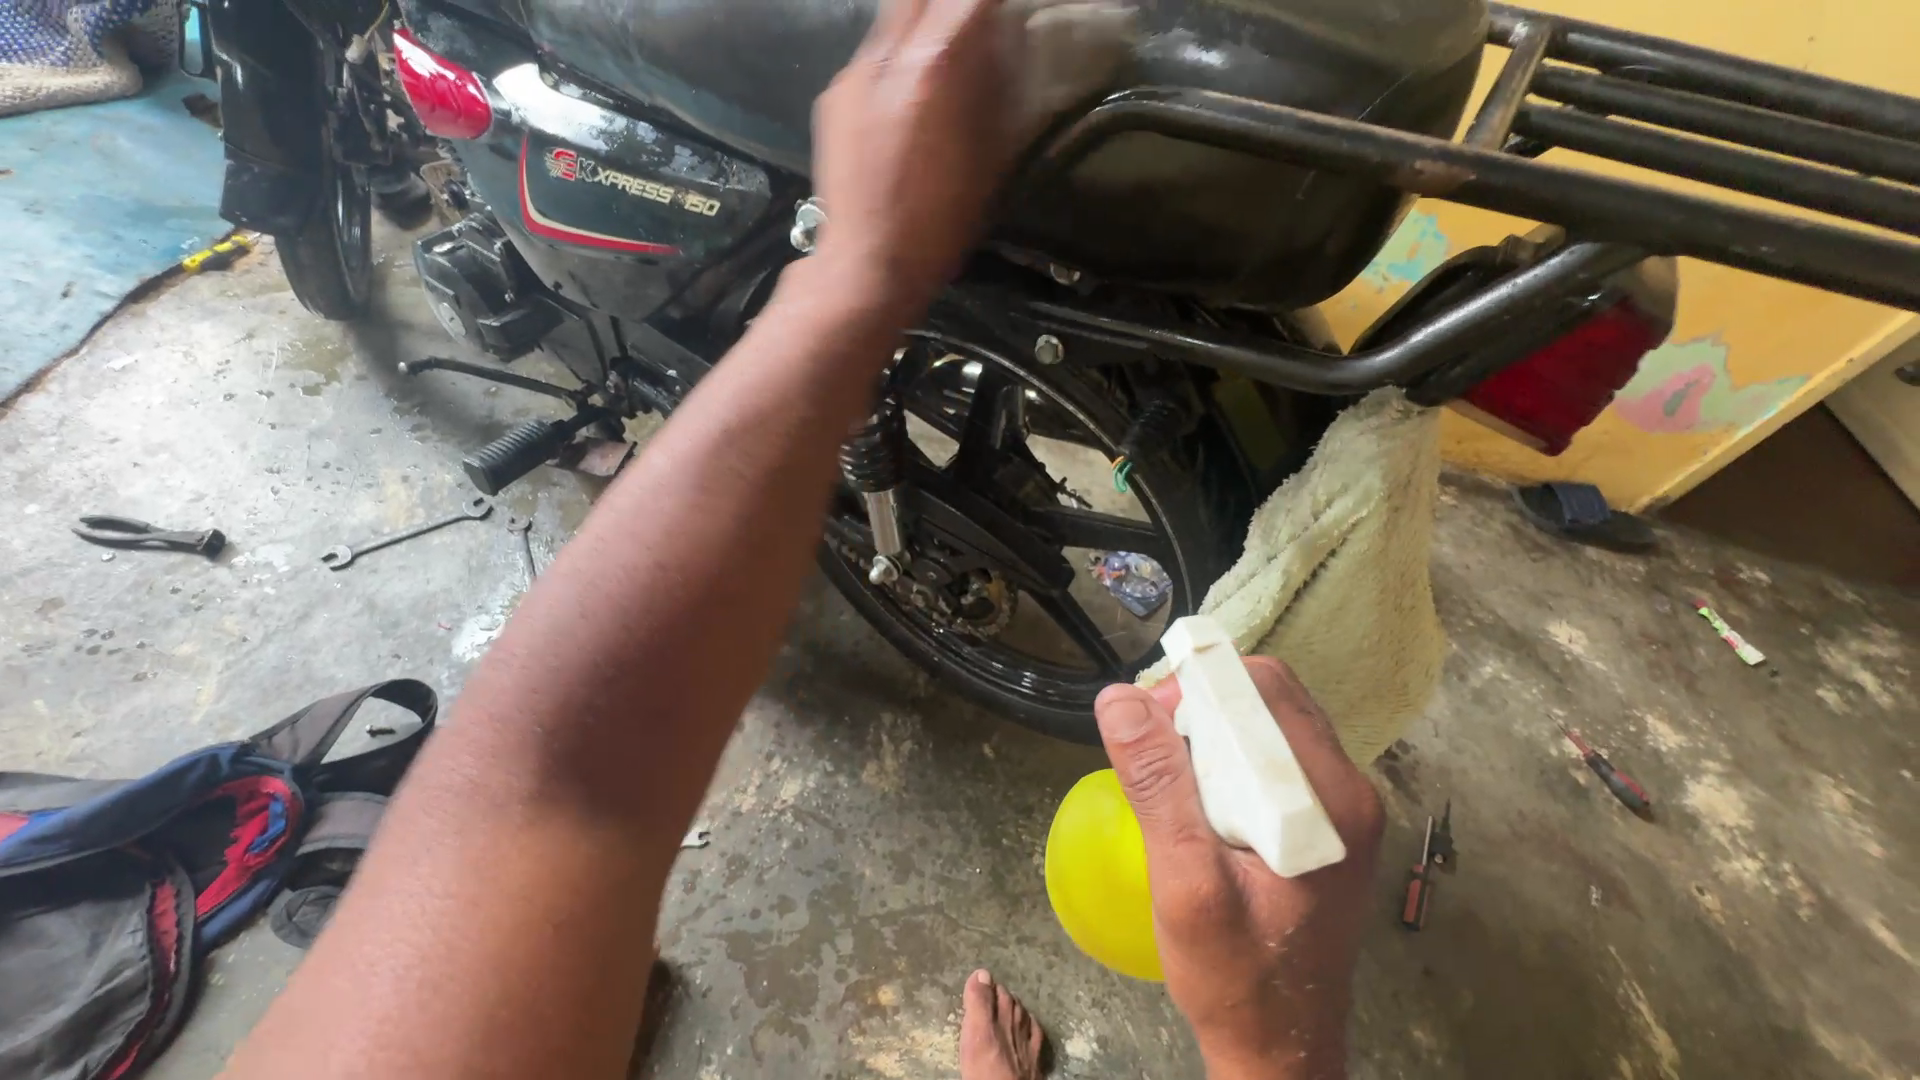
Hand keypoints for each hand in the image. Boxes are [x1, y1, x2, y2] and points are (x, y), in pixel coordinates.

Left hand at [809, 0, 1020, 314]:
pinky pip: (872, 57)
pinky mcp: (832, 97)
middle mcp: (885, 57)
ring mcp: (852, 74)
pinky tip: (906, 98)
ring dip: (922, 25)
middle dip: (949, 5)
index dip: (986, 2)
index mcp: (932, 70)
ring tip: (943, 59)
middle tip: (970, 22)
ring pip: (892, 19)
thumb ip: (992, 92)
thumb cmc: (936, 228)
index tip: (1002, 11)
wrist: (864, 266)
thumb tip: (1001, 45)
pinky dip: (897, 59)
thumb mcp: (984, 164)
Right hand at [1094, 658, 1384, 1079]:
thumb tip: (1120, 698)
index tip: (1148, 721)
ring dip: (1209, 732)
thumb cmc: (1235, 976)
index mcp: (1328, 798)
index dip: (1198, 686)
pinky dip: (1225, 758)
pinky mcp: (1323, 823)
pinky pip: (1270, 757)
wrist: (1280, 1048)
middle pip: (1267, 699)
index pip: (1263, 690)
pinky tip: (1196, 799)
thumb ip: (1157, 786)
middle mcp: (1347, 790)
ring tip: (1167, 778)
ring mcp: (1340, 807)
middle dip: (1200, 707)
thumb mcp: (1184, 882)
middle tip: (1150, 751)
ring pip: (1267, 724)